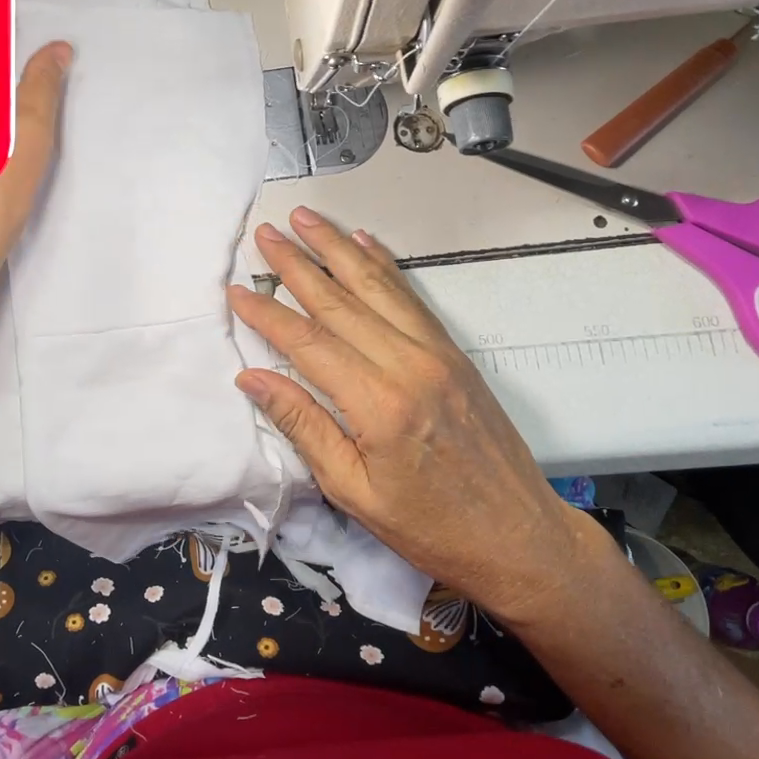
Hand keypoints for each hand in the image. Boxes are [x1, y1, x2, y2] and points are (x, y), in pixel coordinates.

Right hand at [227, 208, 599, 624]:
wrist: (521, 539)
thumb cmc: (430, 528)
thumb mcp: (353, 491)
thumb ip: (303, 426)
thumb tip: (252, 378)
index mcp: (378, 405)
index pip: (308, 343)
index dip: (268, 313)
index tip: (237, 289)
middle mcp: (408, 366)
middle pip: (340, 302)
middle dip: (297, 264)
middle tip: (266, 232)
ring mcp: (436, 354)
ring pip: (377, 288)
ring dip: (338, 249)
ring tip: (307, 219)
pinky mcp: (454, 354)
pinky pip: (412, 299)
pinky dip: (385, 267)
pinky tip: (365, 243)